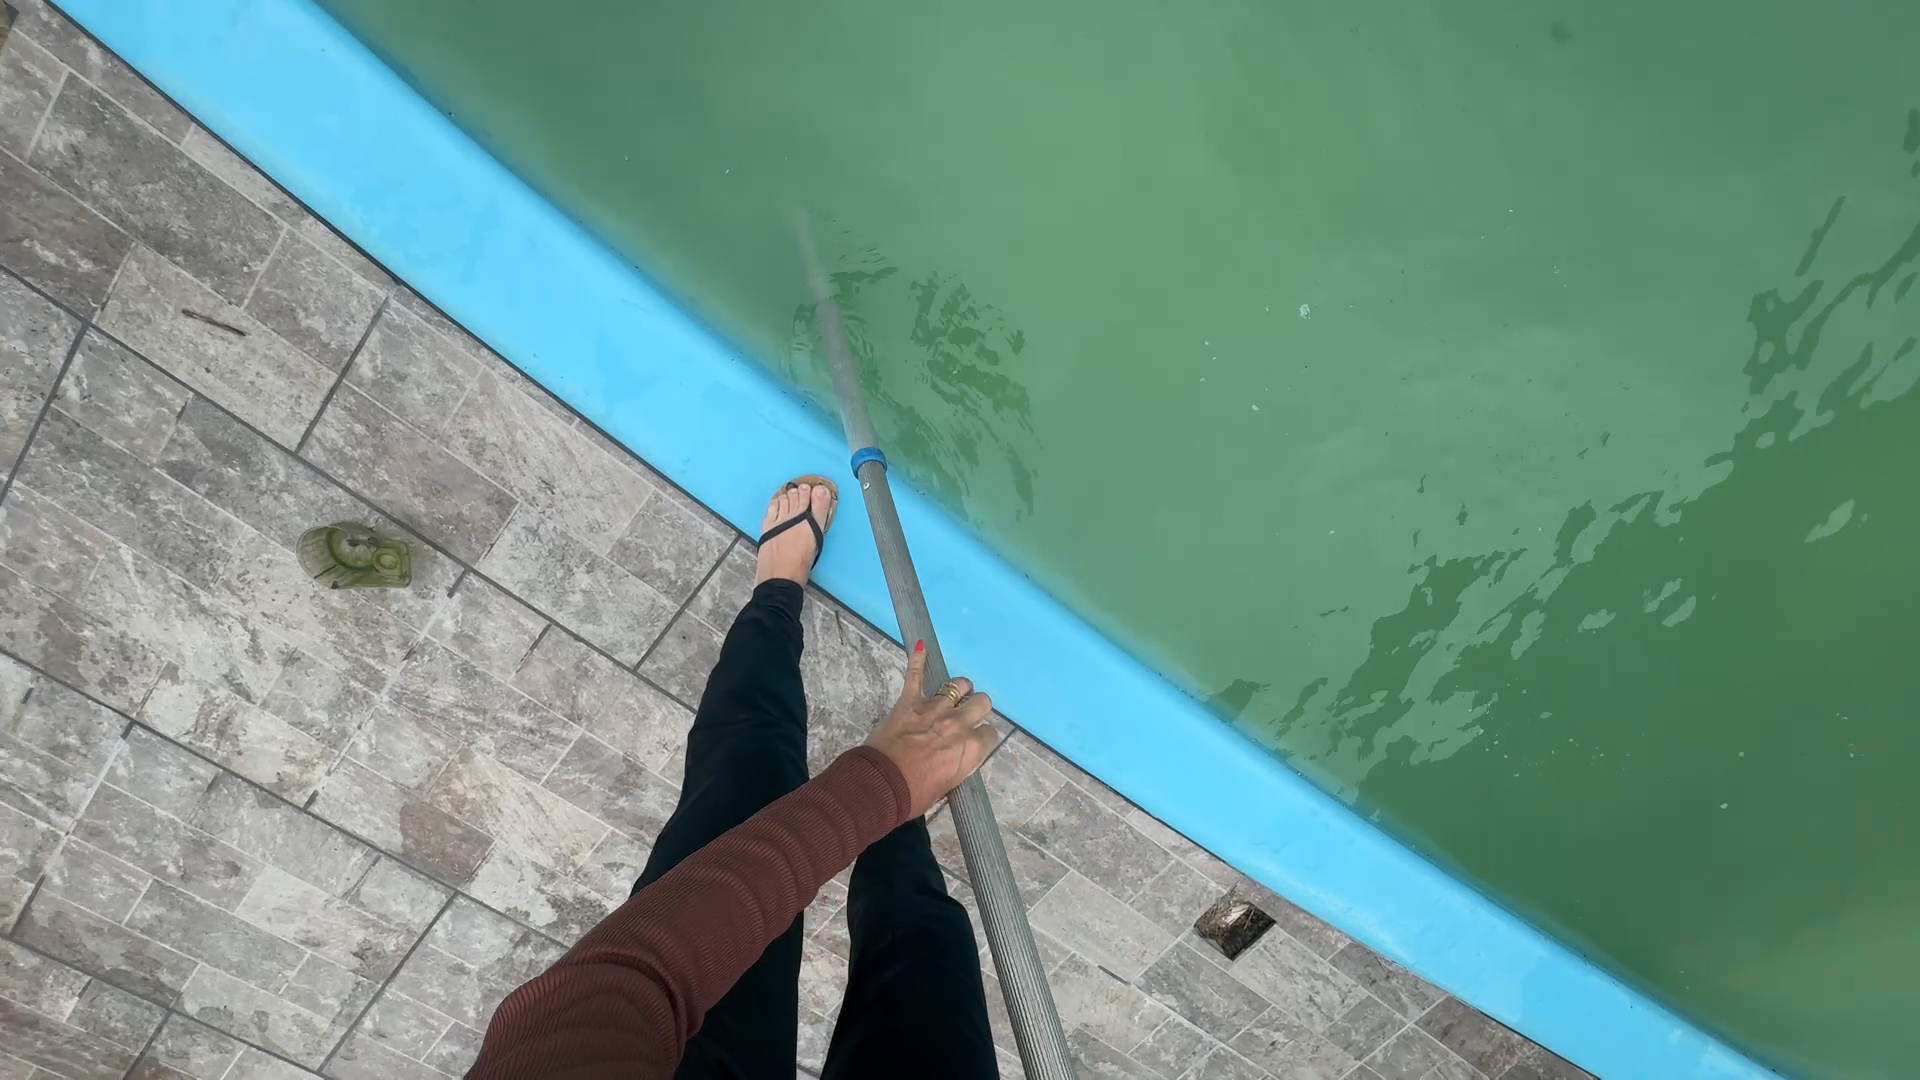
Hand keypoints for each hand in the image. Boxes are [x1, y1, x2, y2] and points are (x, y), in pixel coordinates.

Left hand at [866, 642, 1000, 818]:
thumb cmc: (914, 795)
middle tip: (967, 715)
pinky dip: (918, 659)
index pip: (990, 733)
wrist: (881, 785)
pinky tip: (921, 646)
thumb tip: (957, 757)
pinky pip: (916, 674)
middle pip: (981, 703)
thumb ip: (958, 765)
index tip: (975, 740)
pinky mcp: (909, 701)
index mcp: (971, 749)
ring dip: (959, 688)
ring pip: (958, 685)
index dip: (983, 735)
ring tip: (955, 692)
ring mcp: (934, 708)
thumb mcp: (947, 787)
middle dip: (977, 707)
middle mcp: (958, 724)